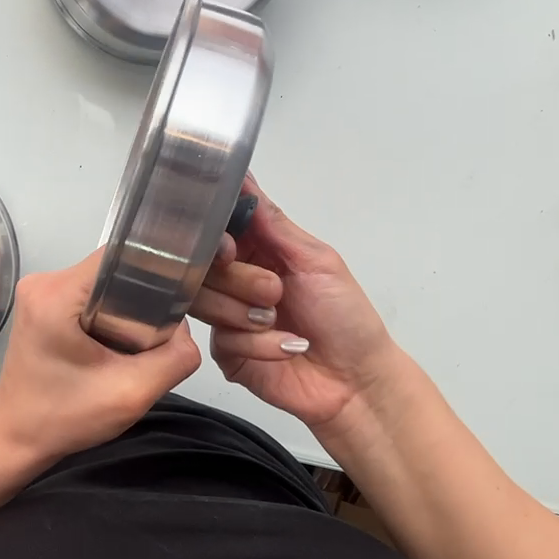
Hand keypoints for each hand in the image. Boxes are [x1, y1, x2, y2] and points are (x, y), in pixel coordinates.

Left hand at [0, 250, 201, 463]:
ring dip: (128, 310)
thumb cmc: (65, 418)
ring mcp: (40, 292)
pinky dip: (110, 316)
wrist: (17, 438)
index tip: (179, 302)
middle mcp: (44, 282)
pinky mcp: (42, 306)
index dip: (158, 274)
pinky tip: (118, 344)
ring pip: (105, 284)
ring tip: (139, 344)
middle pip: (115, 270)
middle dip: (144, 299)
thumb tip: (185, 330)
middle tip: (158, 336)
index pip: (123, 257)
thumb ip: (175, 359)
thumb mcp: (131, 394)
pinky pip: (91, 297)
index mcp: (57, 294)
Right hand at [191, 176, 403, 428]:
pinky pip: (222, 340)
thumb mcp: (316, 260)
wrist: (356, 380)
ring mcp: (227, 318)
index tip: (231, 249)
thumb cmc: (345, 316)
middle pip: (202, 268)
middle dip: (240, 281)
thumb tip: (244, 177)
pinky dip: (260, 344)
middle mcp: (235, 282)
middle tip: (276, 293)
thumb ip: (273, 224)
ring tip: (281, 323)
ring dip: (248, 314)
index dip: (215, 238)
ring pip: (203, 303)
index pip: (217, 232)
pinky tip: (286, 348)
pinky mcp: (226, 353)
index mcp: (258, 253)